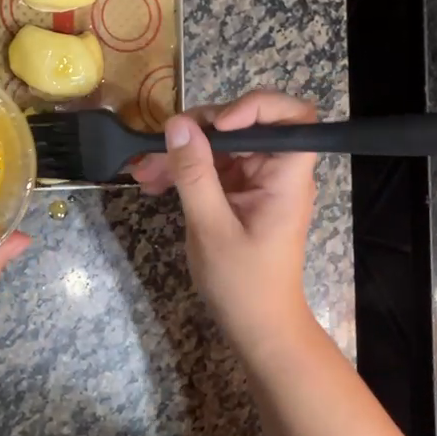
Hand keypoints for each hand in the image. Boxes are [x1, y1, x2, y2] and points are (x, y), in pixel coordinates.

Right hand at [130, 91, 319, 356]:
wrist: (256, 327)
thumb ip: (194, 174)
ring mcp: (255, 181)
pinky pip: (210, 168)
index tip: (219, 124)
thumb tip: (177, 124)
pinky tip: (152, 182)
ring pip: (220, 146)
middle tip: (160, 145)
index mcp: (287, 176)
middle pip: (244, 125)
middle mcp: (275, 171)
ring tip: (143, 169)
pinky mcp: (237, 193)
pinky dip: (182, 171)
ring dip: (181, 152)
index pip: (293, 117)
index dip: (257, 108)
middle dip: (199, 130)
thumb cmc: (244, 283)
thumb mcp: (212, 227)